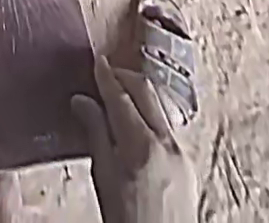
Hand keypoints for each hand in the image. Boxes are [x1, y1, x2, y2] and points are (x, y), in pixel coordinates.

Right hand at [72, 57, 197, 222]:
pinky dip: (148, 114)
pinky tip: (135, 122)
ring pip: (158, 106)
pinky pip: (166, 126)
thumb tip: (81, 99)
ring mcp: (181, 153)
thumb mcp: (103, 176)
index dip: (106, 76)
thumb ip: (95, 132)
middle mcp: (166, 142)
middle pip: (146, 92)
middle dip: (125, 77)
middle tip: (105, 73)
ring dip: (138, 94)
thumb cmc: (126, 219)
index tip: (96, 61)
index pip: (120, 96)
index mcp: (141, 144)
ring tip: (117, 94)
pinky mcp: (187, 165)